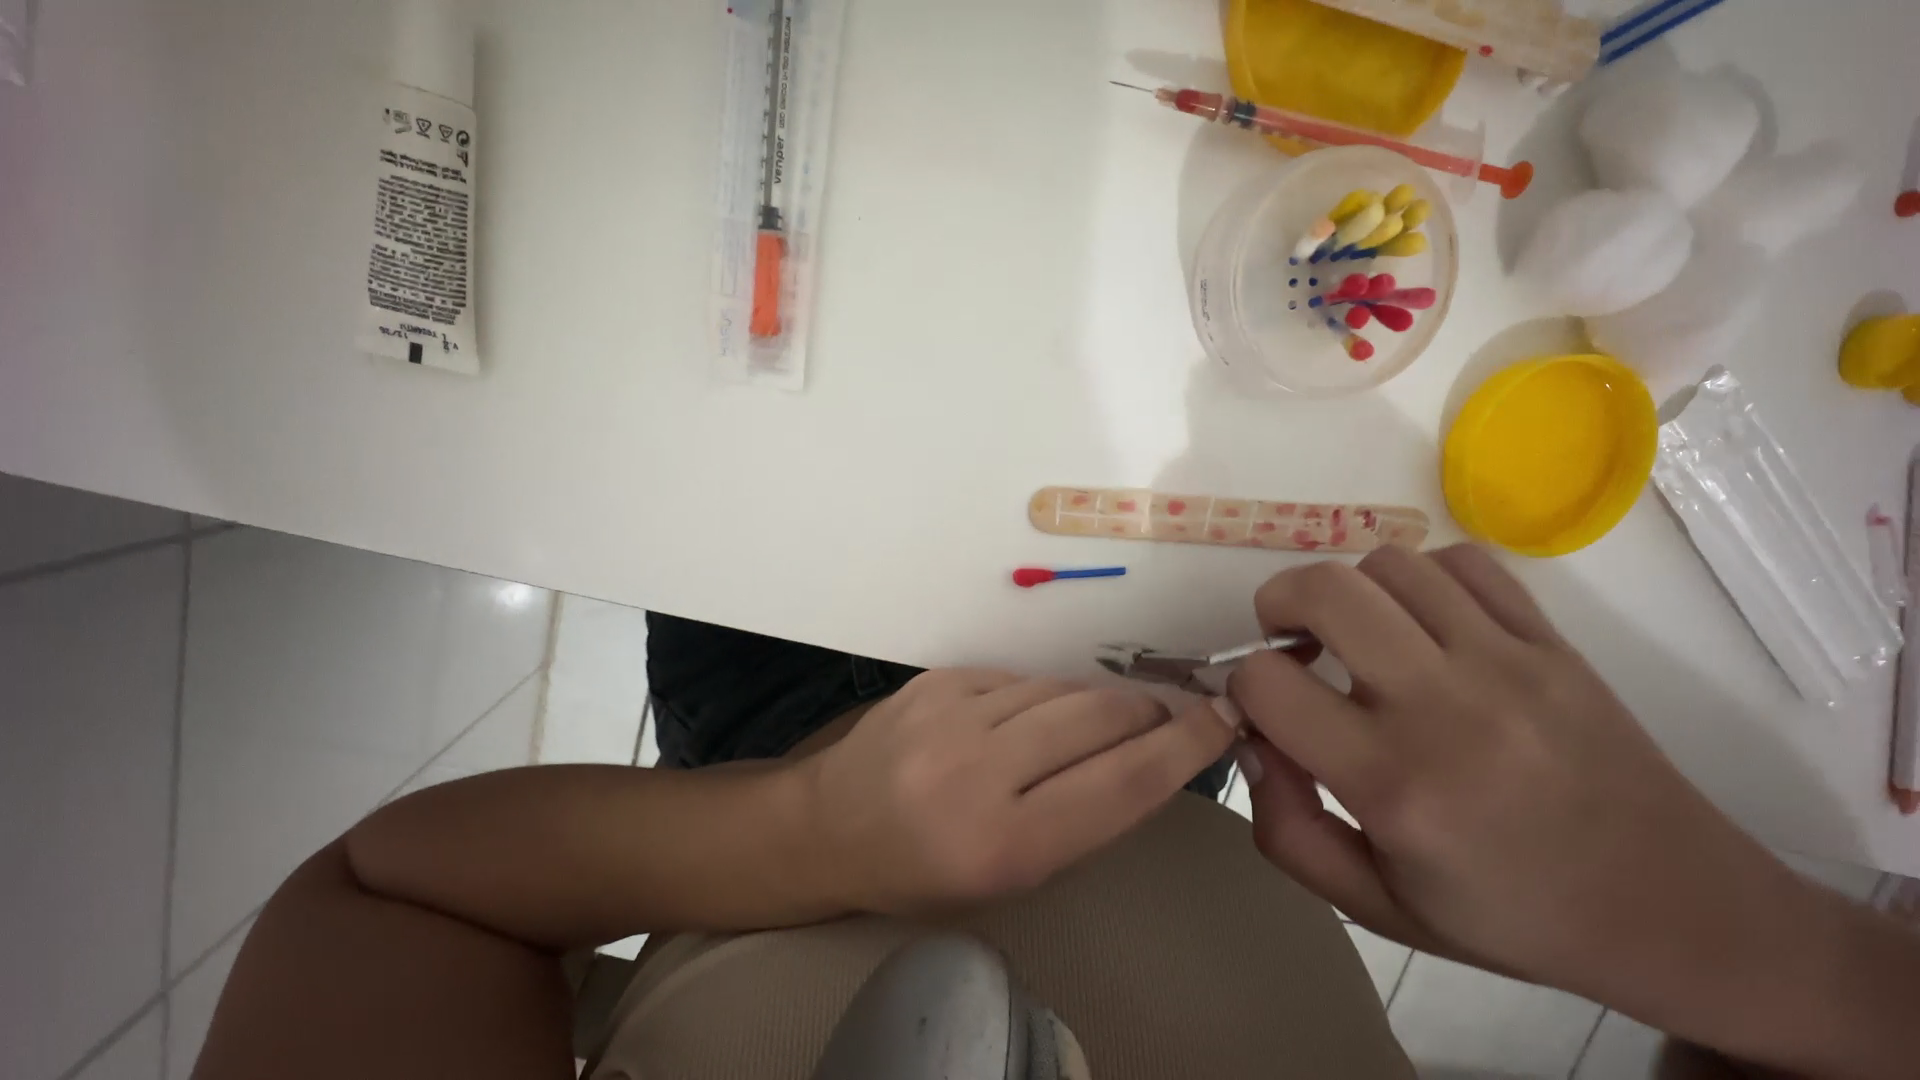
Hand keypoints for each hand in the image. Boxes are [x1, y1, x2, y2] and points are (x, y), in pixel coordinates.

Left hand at [804, 668, 1236, 912]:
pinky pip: (1018, 677)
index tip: (1223, 720)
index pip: (1121, 785)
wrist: (829, 827)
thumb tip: (1151, 758)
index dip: (1184, 748)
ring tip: (1095, 722)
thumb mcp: (1011, 876)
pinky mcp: (935, 680)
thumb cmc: (923, 872)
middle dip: (1147, 714)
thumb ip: (1083, 819)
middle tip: (1164, 718)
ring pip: (1062, 690)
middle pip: (1099, 720)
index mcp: (1004, 843)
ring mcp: (951, 716)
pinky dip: (1039, 695)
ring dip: (1093, 704)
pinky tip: (1028, 718)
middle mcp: (977, 773)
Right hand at [1227, 545, 1846, 1052]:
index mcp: (1394, 784)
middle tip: (1288, 642)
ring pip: (1389, 563)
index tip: (1266, 711)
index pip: (1266, 683)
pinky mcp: (1554, 641)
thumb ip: (1286, 829)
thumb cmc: (1509, 915)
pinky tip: (1425, 624)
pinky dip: (1423, 578)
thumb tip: (1252, 740)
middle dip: (1277, 605)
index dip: (1244, 689)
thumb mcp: (1374, 906)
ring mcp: (1508, 662)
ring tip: (1360, 634)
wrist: (1676, 911)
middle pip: (1322, 590)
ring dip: (1350, 591)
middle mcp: (1445, 706)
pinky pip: (1466, 562)